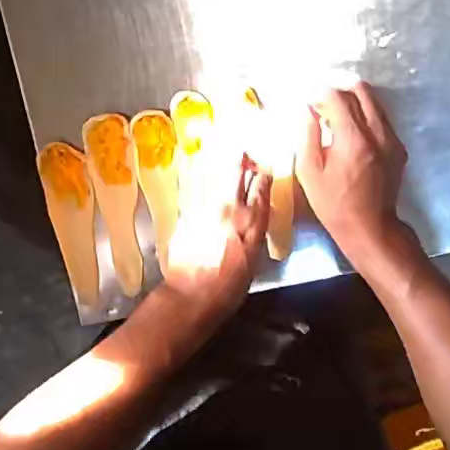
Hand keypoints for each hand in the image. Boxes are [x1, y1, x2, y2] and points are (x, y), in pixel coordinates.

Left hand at [159, 145, 271, 325]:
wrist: (192, 295)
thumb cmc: (227, 287)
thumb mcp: (253, 260)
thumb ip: (255, 233)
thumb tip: (256, 219)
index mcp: (253, 221)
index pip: (262, 186)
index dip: (264, 175)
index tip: (264, 170)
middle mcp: (230, 208)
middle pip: (236, 170)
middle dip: (240, 159)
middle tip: (242, 154)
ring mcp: (205, 207)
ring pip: (213, 174)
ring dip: (219, 165)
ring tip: (221, 157)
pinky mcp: (185, 213)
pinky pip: (195, 189)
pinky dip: (199, 180)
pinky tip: (200, 176)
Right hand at [296, 82, 408, 266]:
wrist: (370, 227)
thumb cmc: (333, 202)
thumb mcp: (309, 170)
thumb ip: (308, 134)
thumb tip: (308, 108)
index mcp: (352, 137)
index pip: (338, 97)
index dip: (321, 92)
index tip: (309, 96)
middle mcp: (377, 132)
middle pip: (361, 92)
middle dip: (341, 89)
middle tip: (324, 99)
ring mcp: (392, 139)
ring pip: (375, 103)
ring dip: (355, 100)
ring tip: (337, 111)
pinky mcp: (399, 149)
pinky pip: (382, 120)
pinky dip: (367, 116)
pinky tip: (353, 130)